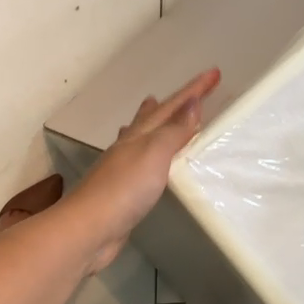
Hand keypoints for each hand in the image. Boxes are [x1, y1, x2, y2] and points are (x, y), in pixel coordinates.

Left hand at [61, 69, 221, 271]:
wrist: (89, 230)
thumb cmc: (123, 189)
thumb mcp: (154, 154)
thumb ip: (174, 131)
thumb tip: (192, 104)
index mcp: (137, 136)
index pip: (170, 108)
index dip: (193, 91)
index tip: (214, 74)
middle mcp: (126, 150)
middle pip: (149, 122)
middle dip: (165, 107)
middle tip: (172, 96)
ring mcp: (120, 173)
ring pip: (139, 143)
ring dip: (150, 130)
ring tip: (153, 119)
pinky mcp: (119, 196)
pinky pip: (138, 169)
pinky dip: (145, 159)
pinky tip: (143, 166)